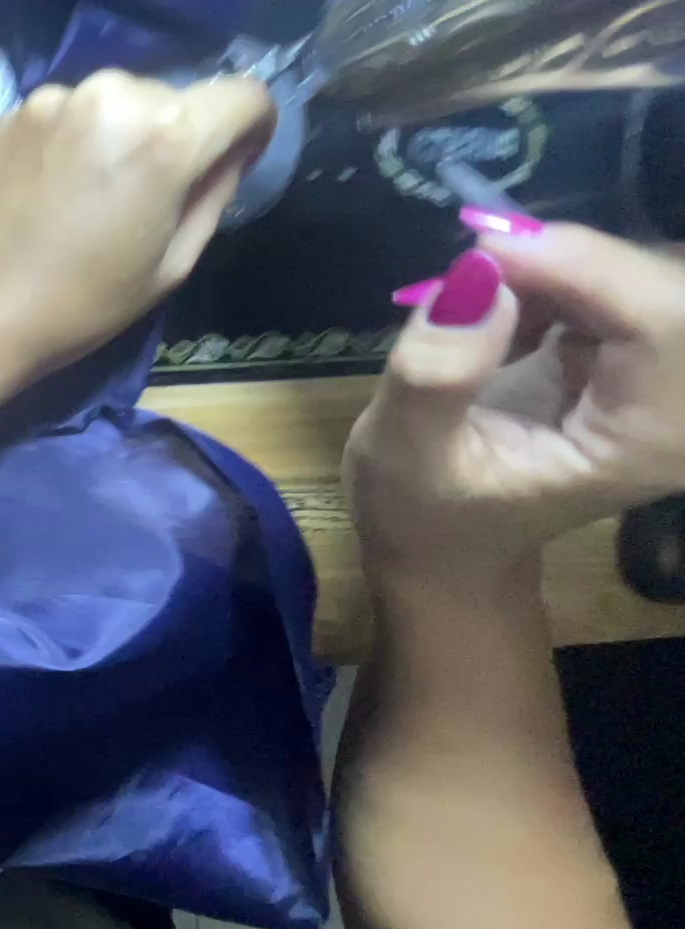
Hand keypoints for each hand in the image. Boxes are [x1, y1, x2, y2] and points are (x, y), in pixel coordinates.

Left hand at [0, 70, 274, 399]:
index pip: (242, 98)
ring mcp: (43, 105)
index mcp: (162, 136)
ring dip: (108, 140)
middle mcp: (105, 97)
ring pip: (106, 106)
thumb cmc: (74, 311)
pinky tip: (36, 200)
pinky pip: (53, 122)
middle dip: (167, 140)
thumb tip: (228, 153)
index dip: (247, 131)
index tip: (227, 163)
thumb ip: (213, 195)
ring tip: (77, 203)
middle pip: (168, 99)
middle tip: (133, 202)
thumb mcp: (168, 268)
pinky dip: (58, 149)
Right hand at [344, 222, 684, 593]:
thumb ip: (437, 377)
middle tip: (468, 265)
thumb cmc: (419, 514)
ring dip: (555, 272)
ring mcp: (669, 382)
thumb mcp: (404, 455)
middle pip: (661, 291)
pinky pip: (617, 293)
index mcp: (653, 438)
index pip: (663, 319)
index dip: (584, 268)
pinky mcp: (638, 364)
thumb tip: (470, 280)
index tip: (484, 248)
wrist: (441, 546)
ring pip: (640, 282)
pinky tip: (497, 312)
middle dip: (568, 264)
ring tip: (468, 303)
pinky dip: (552, 284)